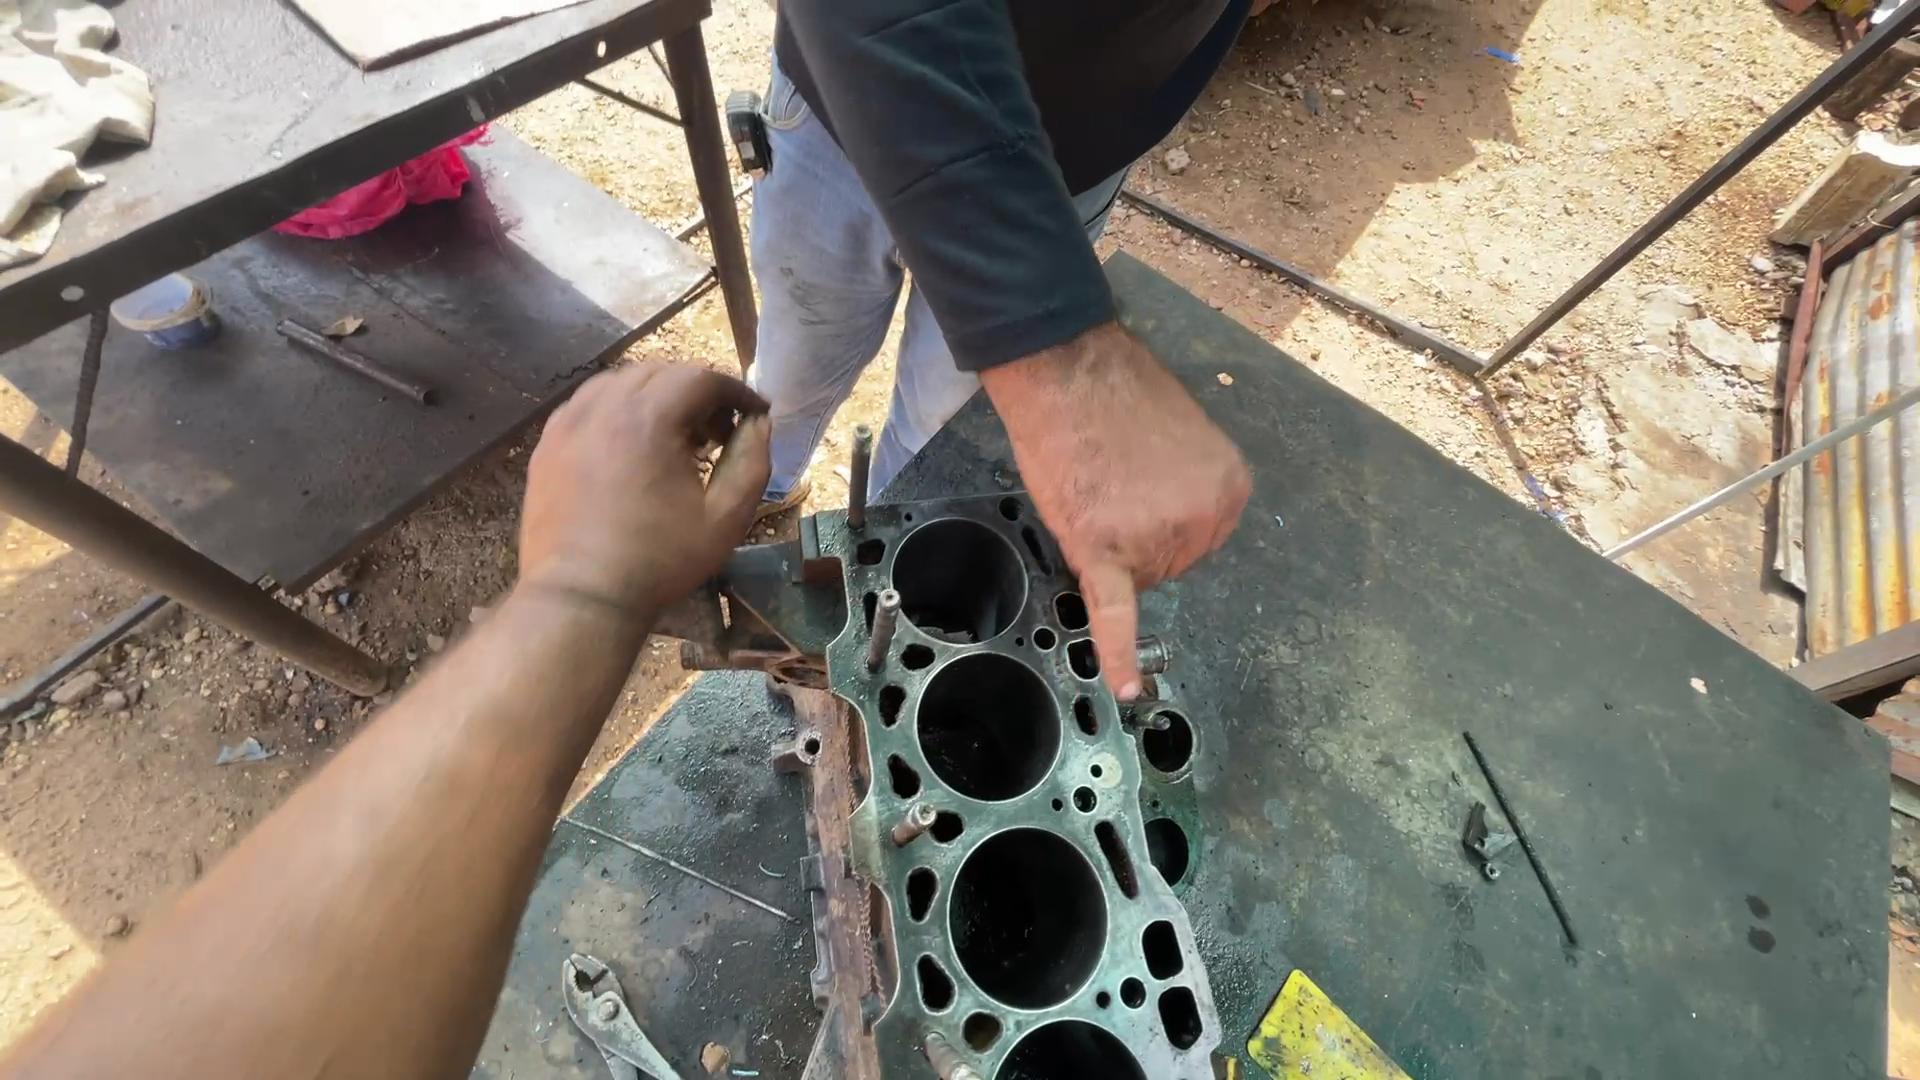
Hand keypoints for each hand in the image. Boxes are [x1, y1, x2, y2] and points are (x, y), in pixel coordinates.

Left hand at [519, 362, 770, 614]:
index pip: (700, 377)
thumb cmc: (662, 560)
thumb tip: (759, 424)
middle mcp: (603, 407)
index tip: (756, 412)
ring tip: (679, 438)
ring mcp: (568, 423)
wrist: (582, 596)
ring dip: (659, 396)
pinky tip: (636, 446)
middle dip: (700, 391)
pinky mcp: (548, 443)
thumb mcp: (727, 517)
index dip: (737, 390)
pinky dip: (622, 409)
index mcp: (648, 420)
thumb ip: (751, 462)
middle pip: (662, 371)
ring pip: (622, 381)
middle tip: (721, 432)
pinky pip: (590, 403)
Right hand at [981, 322, 1248, 699]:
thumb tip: (1165, 515)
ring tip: (1093, 494)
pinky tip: (1123, 686)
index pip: (1198, 539)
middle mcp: (1206, 522)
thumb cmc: (1120, 394)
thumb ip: (1189, 488)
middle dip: (1140, 538)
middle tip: (1111, 488)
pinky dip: (1117, 652)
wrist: (1071, 374)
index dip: (1160, 519)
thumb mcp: (1183, 435)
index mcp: (1231, 491)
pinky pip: (1114, 612)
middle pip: (1170, 563)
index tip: (1139, 493)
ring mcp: (1159, 540)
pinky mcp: (1107, 552)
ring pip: (1137, 578)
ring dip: (1114, 552)